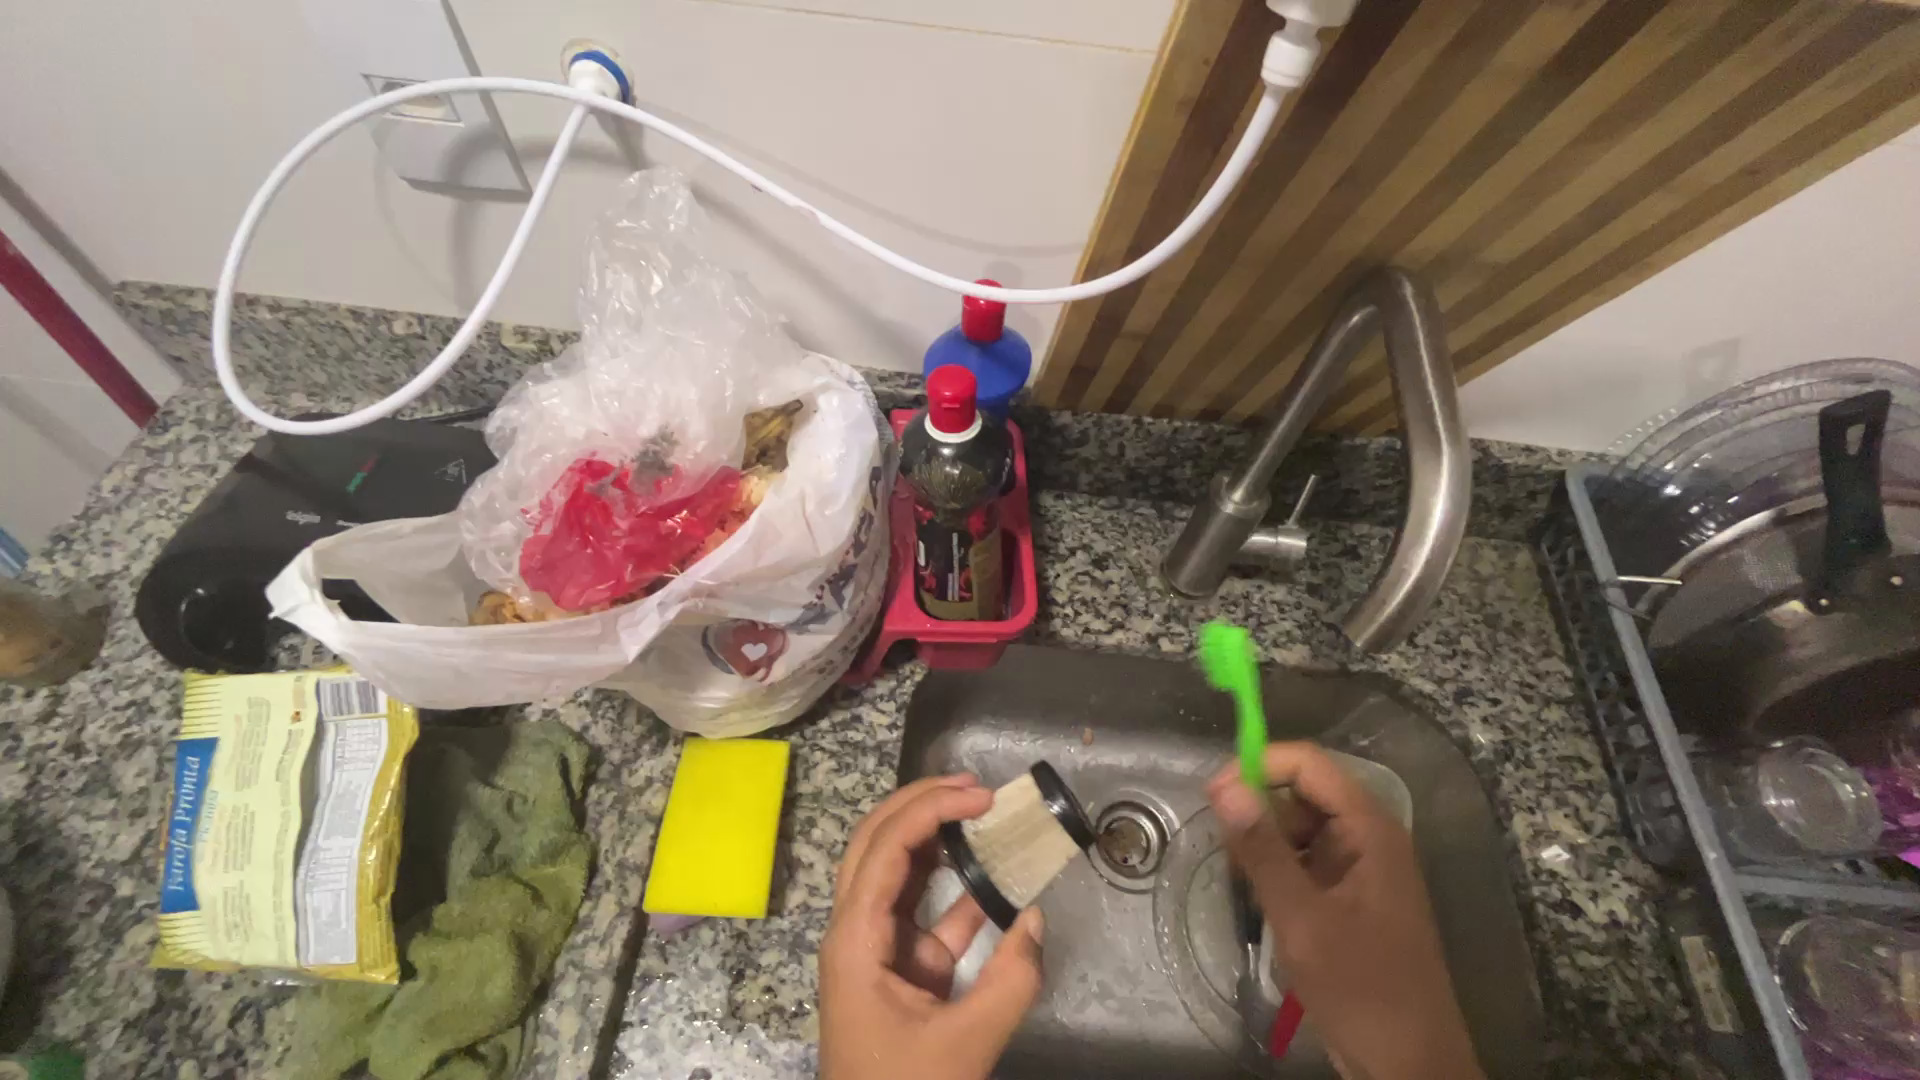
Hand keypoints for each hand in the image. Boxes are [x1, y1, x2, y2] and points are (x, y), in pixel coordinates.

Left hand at [819, 774, 1045, 1079]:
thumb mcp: (965, 1045)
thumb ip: (1011, 981)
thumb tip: (1036, 918)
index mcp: (856, 938)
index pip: (887, 848)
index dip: (930, 809)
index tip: (979, 796)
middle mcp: (856, 927)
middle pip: (877, 841)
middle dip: (920, 802)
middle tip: (972, 785)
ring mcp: (874, 943)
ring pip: (894, 867)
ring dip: (933, 832)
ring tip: (976, 806)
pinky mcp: (897, 963)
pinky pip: (922, 908)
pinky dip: (953, 885)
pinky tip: (990, 870)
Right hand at [1208, 743, 1483, 1079]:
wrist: (1409, 1069)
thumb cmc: (1362, 989)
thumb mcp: (1302, 919)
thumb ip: (1262, 850)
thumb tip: (1224, 787)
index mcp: (1369, 829)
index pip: (1308, 763)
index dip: (1259, 766)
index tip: (1216, 796)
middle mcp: (1366, 836)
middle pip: (1300, 791)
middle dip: (1258, 810)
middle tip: (1230, 852)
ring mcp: (1358, 865)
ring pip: (1296, 824)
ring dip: (1264, 843)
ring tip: (1248, 885)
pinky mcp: (1347, 892)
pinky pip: (1302, 857)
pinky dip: (1275, 868)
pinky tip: (1264, 901)